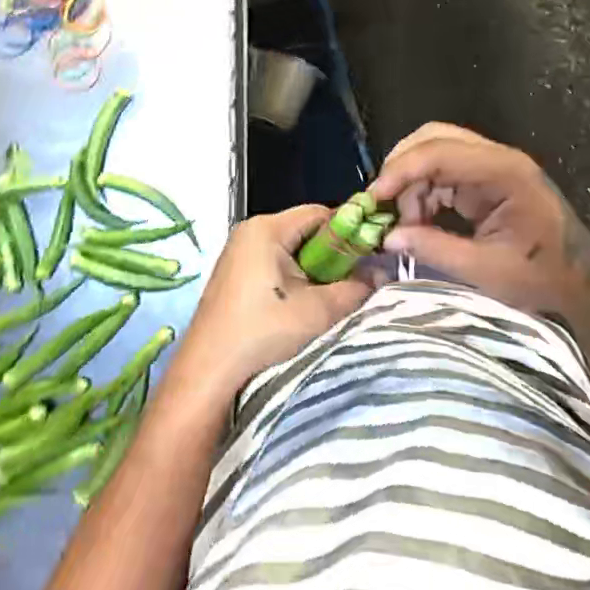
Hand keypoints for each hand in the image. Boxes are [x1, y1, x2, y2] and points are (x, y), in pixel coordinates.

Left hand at [170, 205, 372, 401]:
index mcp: (266, 229)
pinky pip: (276, 267)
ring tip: (329, 299)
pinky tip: (302, 309)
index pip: (321, 213)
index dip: (350, 231)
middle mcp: (249, 233)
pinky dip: (295, 282)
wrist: (208, 376)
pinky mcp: (235, 277)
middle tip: (355, 282)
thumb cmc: (263, 334)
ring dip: (315, 273)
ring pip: (293, 252)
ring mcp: (238, 255)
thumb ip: (357, 287)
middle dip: (333, 256)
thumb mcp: (320, 310)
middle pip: (306, 231)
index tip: (370, 256)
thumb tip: (381, 273)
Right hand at [368, 123, 589, 319]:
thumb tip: (388, 237)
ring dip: (412, 183)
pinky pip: (446, 173)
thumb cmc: (541, 277)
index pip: (440, 152)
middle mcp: (498, 158)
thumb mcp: (485, 270)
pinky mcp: (488, 180)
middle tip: (382, 206)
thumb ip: (434, 249)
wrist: (581, 281)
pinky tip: (419, 222)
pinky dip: (425, 192)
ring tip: (405, 224)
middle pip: (436, 138)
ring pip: (437, 153)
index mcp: (503, 172)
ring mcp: (494, 166)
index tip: (373, 199)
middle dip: (403, 168)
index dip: (401, 171)